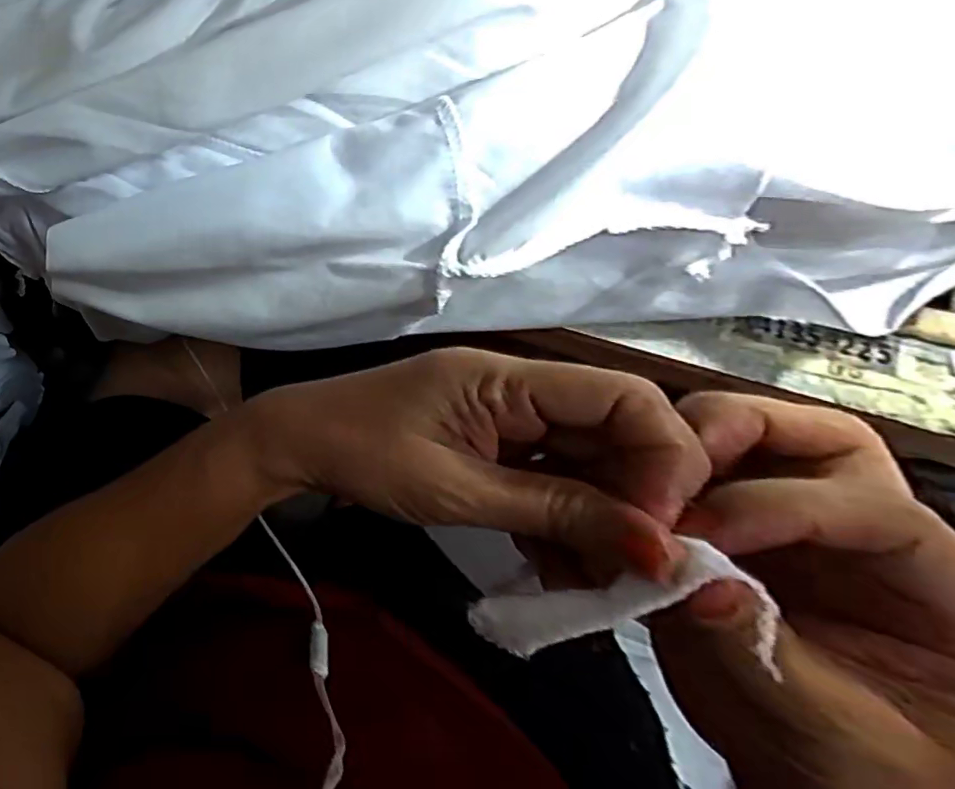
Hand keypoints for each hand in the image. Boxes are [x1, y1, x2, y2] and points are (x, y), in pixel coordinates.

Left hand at [236, 348, 707, 579]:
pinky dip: (558, 514)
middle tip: (641, 568)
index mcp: (500, 377)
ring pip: (581, 460)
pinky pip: (543, 471)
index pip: (622, 397)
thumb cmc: (360, 454)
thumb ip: (554, 510)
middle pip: (610, 432)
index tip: (660, 526)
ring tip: (599, 578)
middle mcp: (508, 387)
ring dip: (597, 517)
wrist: (292, 443)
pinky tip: (559, 561)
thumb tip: (661, 548)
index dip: (662, 458)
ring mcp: (494, 412)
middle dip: (634, 500)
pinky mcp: (481, 438)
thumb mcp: (456, 488)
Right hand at [648, 393, 954, 787]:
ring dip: (677, 446)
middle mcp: (866, 539)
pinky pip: (678, 474)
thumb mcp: (832, 733)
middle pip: (816, 439)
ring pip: (741, 440)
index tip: (695, 537)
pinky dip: (635, 472)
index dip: (780, 508)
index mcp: (944, 591)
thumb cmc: (861, 774)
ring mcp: (788, 529)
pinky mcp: (720, 531)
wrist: (812, 783)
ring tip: (628, 481)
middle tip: (665, 462)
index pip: (874, 510)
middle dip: (735, 432)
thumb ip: (768, 654)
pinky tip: (602, 498)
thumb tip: (693, 581)